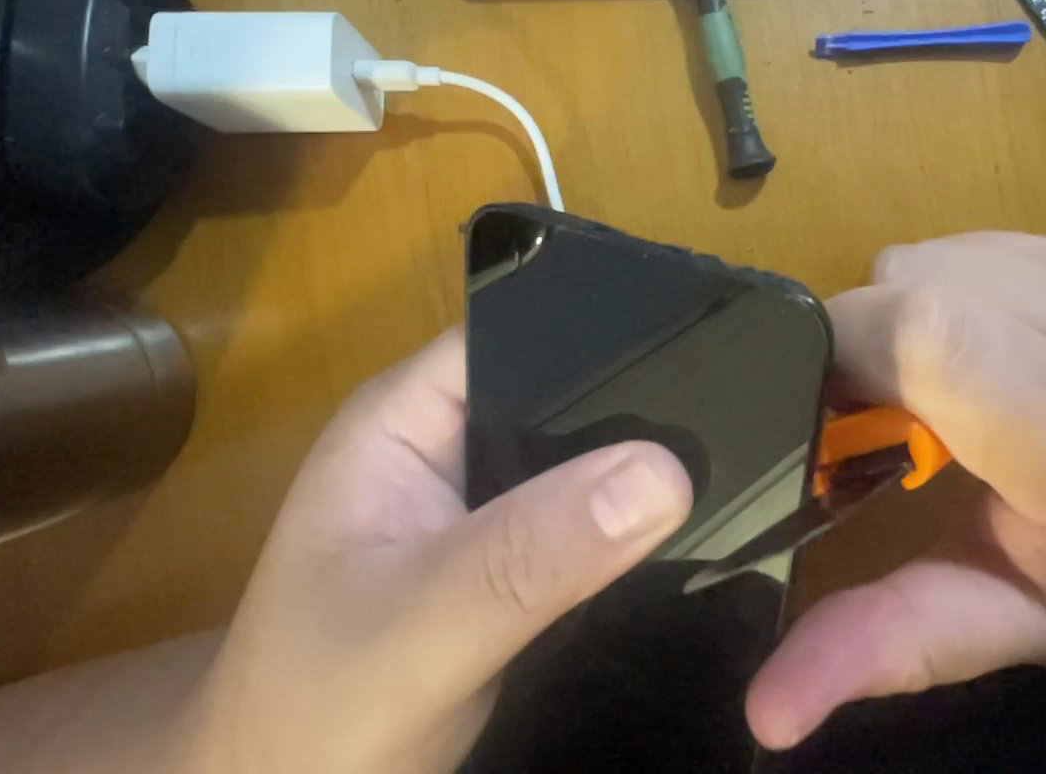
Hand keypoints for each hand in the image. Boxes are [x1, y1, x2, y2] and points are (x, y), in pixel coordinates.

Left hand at [179, 327, 693, 772]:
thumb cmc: (313, 713)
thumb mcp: (423, 627)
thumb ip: (533, 554)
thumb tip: (663, 475)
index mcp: (407, 414)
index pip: (524, 333)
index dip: (609, 336)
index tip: (702, 355)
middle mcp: (450, 438)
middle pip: (566, 390)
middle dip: (641, 408)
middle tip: (732, 420)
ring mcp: (482, 499)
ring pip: (583, 457)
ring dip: (641, 471)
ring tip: (731, 467)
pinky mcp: (513, 552)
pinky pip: (589, 517)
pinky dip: (631, 526)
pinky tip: (693, 528)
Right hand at [747, 233, 1045, 749]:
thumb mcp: (1022, 624)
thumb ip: (895, 643)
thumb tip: (766, 707)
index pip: (929, 335)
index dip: (845, 355)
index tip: (830, 416)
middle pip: (906, 284)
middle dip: (862, 343)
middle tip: (887, 416)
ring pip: (934, 256)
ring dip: (907, 313)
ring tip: (951, 382)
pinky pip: (982, 246)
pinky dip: (958, 290)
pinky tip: (1004, 344)